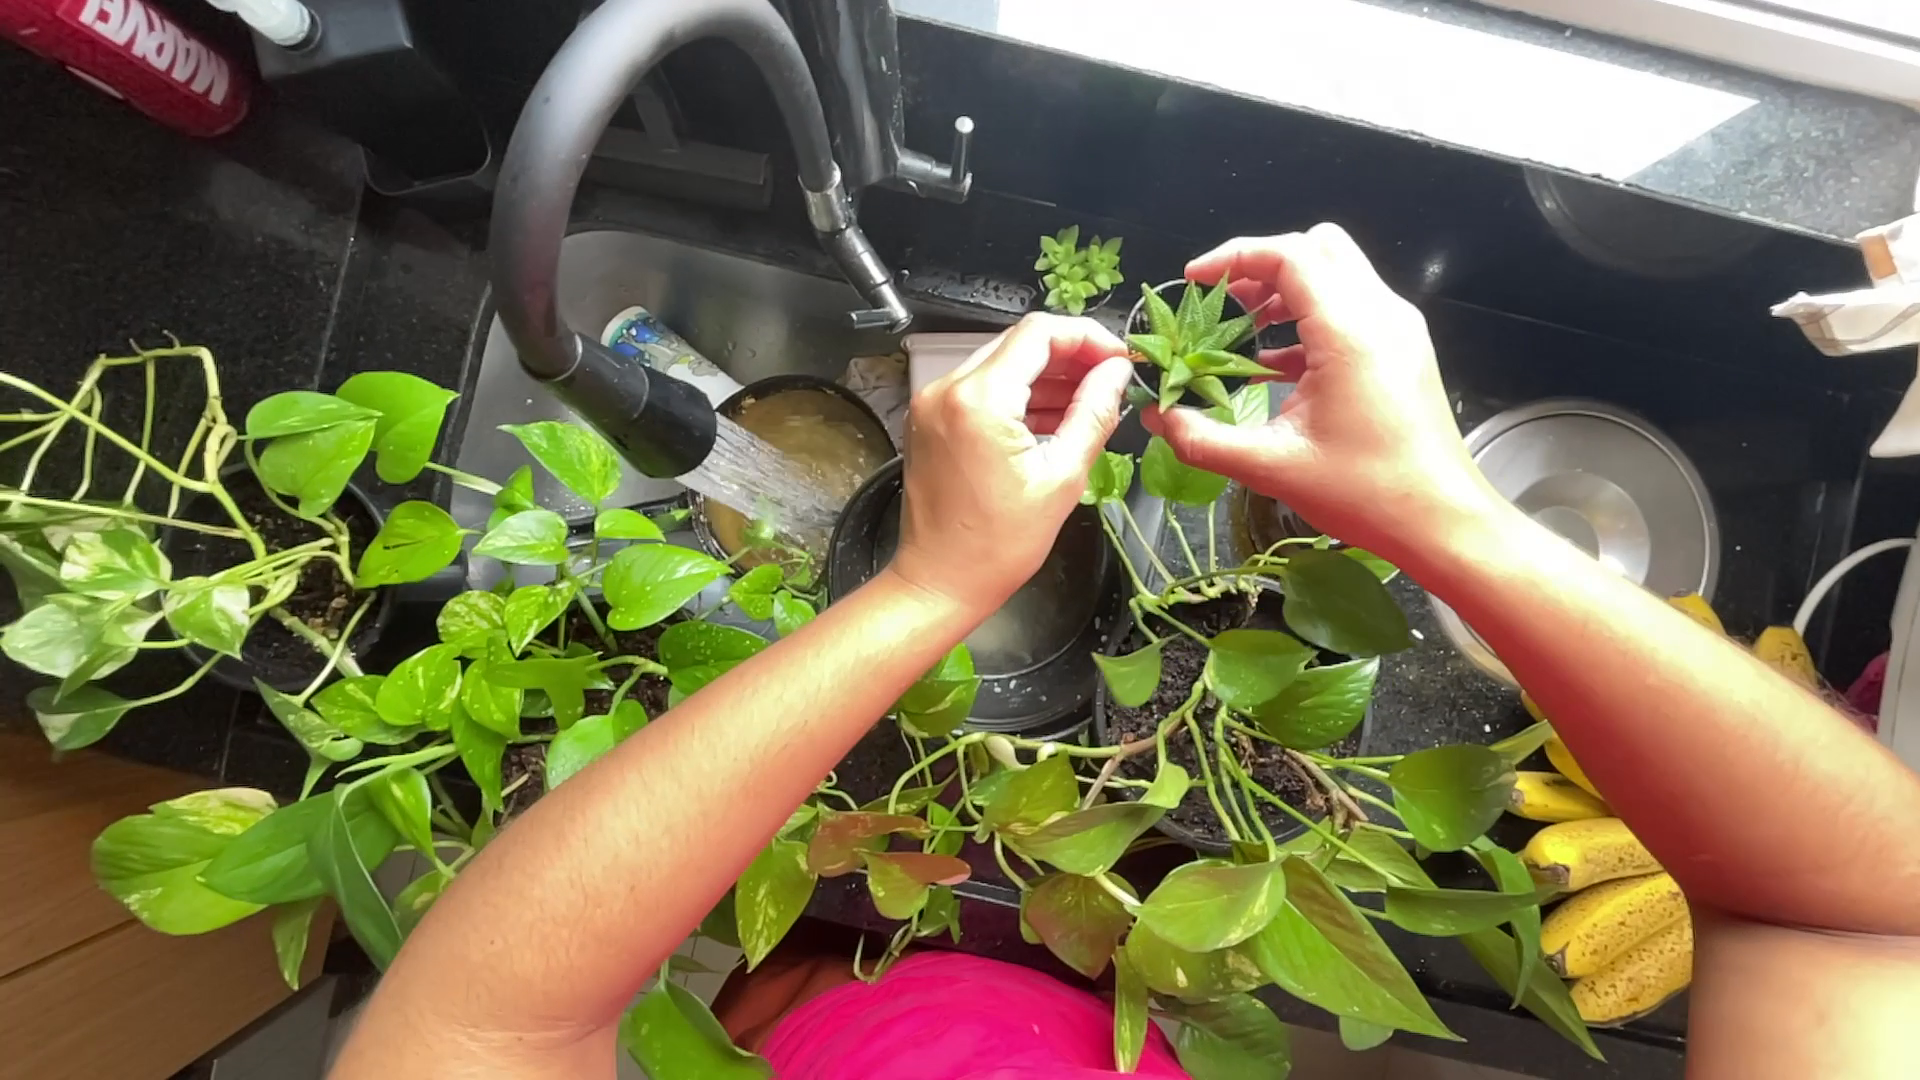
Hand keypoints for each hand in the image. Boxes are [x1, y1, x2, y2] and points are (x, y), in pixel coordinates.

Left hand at [890, 313, 1133, 616]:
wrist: (940, 581)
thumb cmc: (997, 546)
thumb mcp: (1062, 478)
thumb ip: (1093, 414)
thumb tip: (1116, 373)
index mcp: (978, 400)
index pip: (1039, 333)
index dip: (1087, 337)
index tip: (1117, 358)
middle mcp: (946, 390)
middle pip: (1018, 344)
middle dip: (1069, 356)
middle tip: (1109, 380)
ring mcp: (932, 404)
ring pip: (1000, 365)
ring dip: (1045, 377)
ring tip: (1087, 403)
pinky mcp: (930, 420)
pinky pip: (981, 390)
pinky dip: (1017, 396)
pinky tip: (1051, 417)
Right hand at [1144, 224, 1498, 559]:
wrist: (1437, 519)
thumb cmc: (1364, 492)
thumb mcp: (1269, 466)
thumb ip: (1201, 439)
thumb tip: (1157, 417)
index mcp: (1350, 333)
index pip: (1291, 256)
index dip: (1235, 256)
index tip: (1194, 279)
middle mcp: (1380, 316)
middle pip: (1317, 249)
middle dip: (1260, 268)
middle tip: (1219, 305)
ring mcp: (1395, 331)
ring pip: (1334, 275)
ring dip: (1282, 293)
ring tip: (1238, 333)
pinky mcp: (1398, 351)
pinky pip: (1346, 310)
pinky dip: (1303, 321)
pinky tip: (1270, 366)